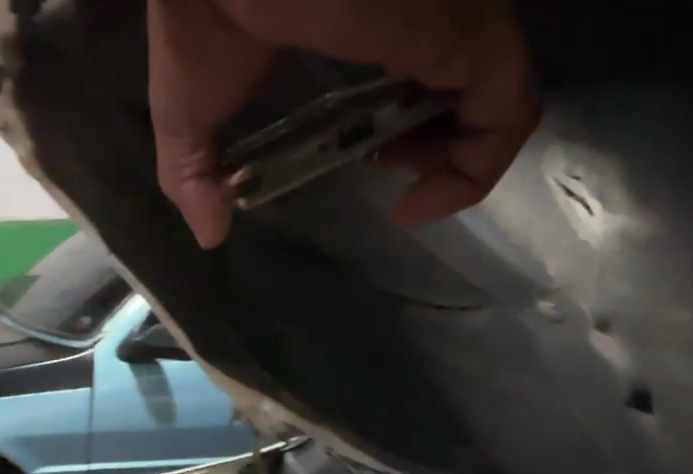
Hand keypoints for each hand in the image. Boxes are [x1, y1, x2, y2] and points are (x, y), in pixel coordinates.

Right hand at [148, 0, 538, 246]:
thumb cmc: (198, 22)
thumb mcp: (187, 117)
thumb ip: (196, 173)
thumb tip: (209, 233)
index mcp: (366, 14)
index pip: (425, 61)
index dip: (410, 117)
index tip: (369, 158)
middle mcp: (418, 11)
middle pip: (471, 81)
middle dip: (438, 141)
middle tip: (388, 167)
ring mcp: (447, 19)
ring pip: (499, 102)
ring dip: (458, 163)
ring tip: (408, 192)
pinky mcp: (464, 36)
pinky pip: (506, 114)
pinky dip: (475, 172)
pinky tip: (418, 205)